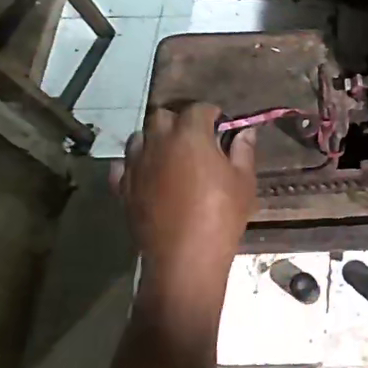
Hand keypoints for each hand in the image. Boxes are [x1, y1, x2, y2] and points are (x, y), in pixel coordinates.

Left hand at [114, 103, 256, 279]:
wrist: (184, 258)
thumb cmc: (221, 216)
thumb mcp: (243, 182)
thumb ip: (243, 151)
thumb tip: (245, 132)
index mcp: (190, 135)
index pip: (199, 108)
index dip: (213, 114)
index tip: (222, 127)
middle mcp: (158, 142)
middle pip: (163, 116)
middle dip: (179, 121)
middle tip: (196, 139)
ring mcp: (136, 164)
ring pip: (140, 137)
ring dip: (155, 140)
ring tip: (170, 156)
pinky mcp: (123, 188)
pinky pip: (123, 166)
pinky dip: (134, 165)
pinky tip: (148, 176)